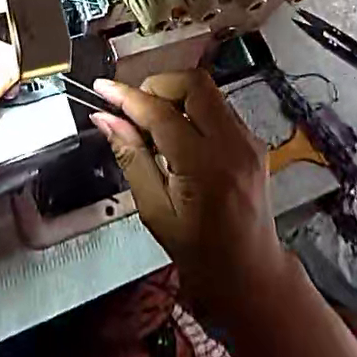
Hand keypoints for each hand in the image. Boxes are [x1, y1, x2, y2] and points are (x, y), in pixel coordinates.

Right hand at [90, 71, 293, 318]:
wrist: (250, 272)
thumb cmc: (198, 251)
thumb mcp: (155, 210)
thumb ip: (131, 158)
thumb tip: (105, 119)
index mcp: (206, 167)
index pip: (162, 114)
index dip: (128, 97)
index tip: (103, 88)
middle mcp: (233, 144)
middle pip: (194, 84)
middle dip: (158, 86)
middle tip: (135, 110)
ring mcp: (249, 139)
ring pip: (207, 91)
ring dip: (175, 97)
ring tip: (153, 128)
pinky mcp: (253, 139)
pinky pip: (218, 107)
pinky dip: (192, 110)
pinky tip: (178, 137)